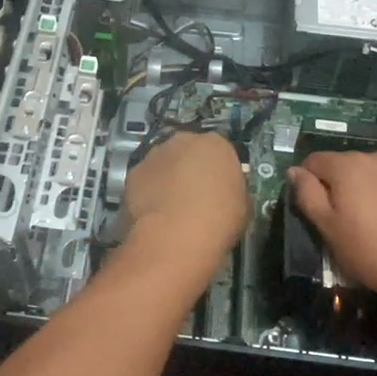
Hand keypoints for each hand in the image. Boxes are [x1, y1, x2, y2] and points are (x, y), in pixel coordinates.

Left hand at [123, 130, 247, 268]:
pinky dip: (149, 190)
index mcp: (216, 144)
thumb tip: (222, 191)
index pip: (219, 150)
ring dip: (168, 176)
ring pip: (164, 162)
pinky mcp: (134, 172)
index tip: (218, 187)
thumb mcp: (242, 204)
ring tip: (171, 206)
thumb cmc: (219, 220)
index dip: (218, 169)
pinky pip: (146, 179)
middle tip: (194, 194)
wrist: (176, 236)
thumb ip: (231, 188)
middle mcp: (184, 139)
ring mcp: (155, 154)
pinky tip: (153, 212)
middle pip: (189, 149)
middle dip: (190, 166)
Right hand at [286, 150, 376, 306]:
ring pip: (375, 173)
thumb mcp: (330, 230)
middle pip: (346, 165)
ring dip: (369, 189)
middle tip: (346, 221)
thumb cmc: (375, 253)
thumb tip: (294, 171)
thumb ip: (308, 195)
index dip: (308, 182)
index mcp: (348, 166)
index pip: (315, 161)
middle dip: (340, 186)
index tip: (315, 209)